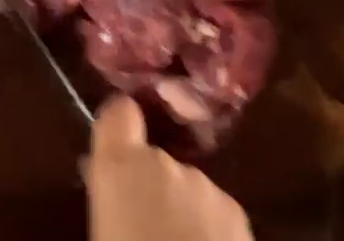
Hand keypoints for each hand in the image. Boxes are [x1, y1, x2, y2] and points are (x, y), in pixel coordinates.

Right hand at [84, 97, 252, 240]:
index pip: (118, 114)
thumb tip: (102, 184)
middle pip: (153, 162)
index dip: (117, 128)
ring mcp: (208, 188)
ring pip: (186, 189)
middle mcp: (165, 165)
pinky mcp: (242, 219)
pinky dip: (208, 232)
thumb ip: (105, 202)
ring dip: (180, 212)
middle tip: (139, 231)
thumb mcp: (101, 234)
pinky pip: (214, 214)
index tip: (112, 153)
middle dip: (148, 190)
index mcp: (122, 168)